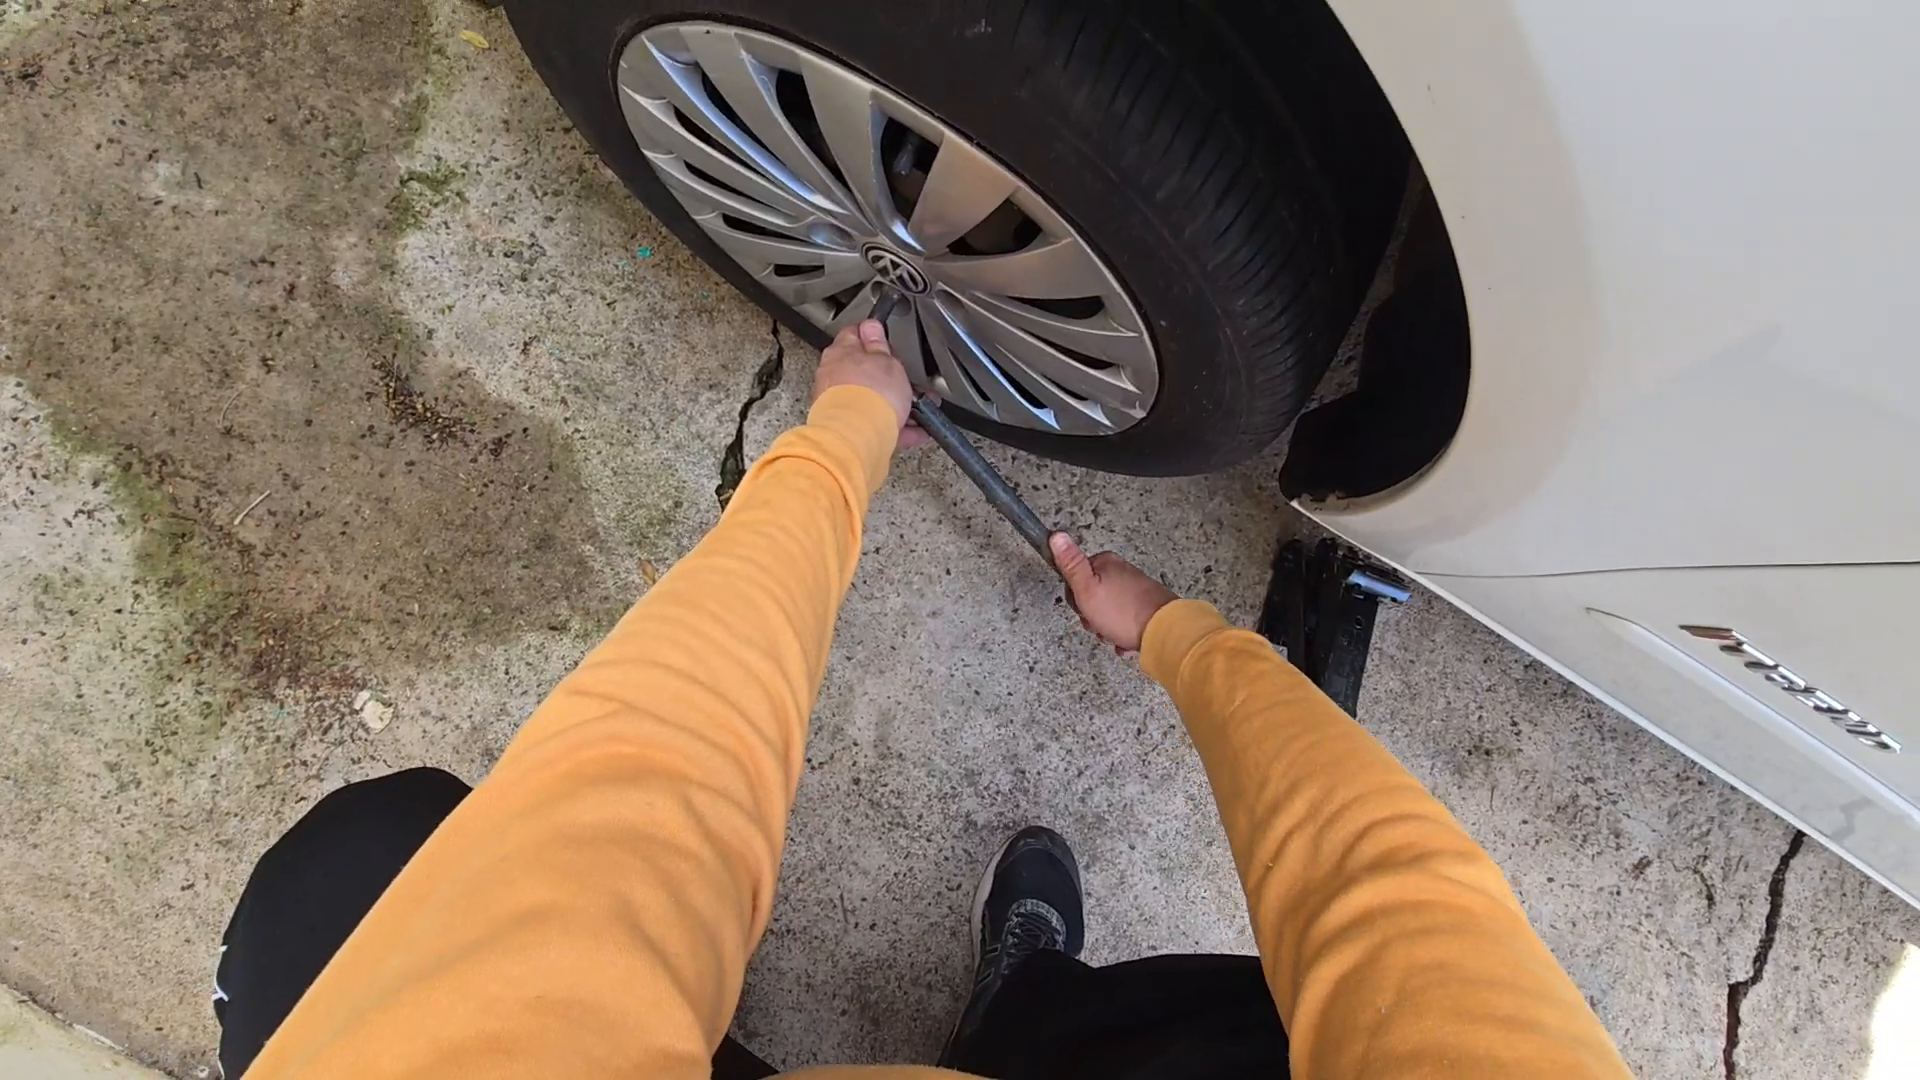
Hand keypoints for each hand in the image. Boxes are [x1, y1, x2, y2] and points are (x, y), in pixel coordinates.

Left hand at [813, 320, 929, 448]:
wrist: (858, 435)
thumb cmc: (869, 395)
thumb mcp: (886, 361)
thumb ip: (880, 345)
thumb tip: (872, 327)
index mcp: (841, 352)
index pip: (854, 334)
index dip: (873, 336)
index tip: (887, 343)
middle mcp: (834, 377)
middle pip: (863, 371)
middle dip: (888, 378)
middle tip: (907, 382)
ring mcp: (839, 404)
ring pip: (872, 400)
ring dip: (895, 404)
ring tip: (916, 411)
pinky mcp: (848, 427)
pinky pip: (875, 424)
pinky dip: (894, 427)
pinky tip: (913, 431)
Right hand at [1050, 533, 1178, 653]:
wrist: (1163, 631)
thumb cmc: (1122, 612)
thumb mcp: (1086, 588)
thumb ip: (1070, 563)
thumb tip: (1057, 535)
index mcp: (1106, 563)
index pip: (1076, 578)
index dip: (1076, 598)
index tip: (1083, 606)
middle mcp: (1123, 572)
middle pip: (1093, 596)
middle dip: (1093, 616)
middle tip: (1099, 622)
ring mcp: (1136, 589)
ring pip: (1109, 611)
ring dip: (1108, 628)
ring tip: (1115, 633)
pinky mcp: (1147, 606)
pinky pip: (1126, 621)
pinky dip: (1123, 633)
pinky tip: (1126, 640)